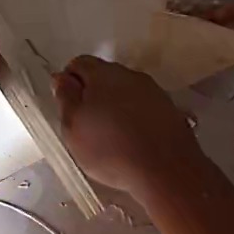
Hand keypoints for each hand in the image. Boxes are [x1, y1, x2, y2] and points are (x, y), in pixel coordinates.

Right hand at [53, 56, 202, 197]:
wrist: (165, 170)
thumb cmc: (110, 148)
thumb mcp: (73, 126)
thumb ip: (65, 98)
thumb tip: (62, 77)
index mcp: (104, 73)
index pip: (79, 63)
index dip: (69, 82)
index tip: (68, 107)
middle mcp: (132, 75)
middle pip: (106, 76)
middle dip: (94, 94)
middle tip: (87, 125)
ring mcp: (155, 92)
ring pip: (127, 92)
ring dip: (117, 107)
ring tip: (111, 136)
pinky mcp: (171, 111)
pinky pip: (146, 108)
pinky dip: (136, 119)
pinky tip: (134, 141)